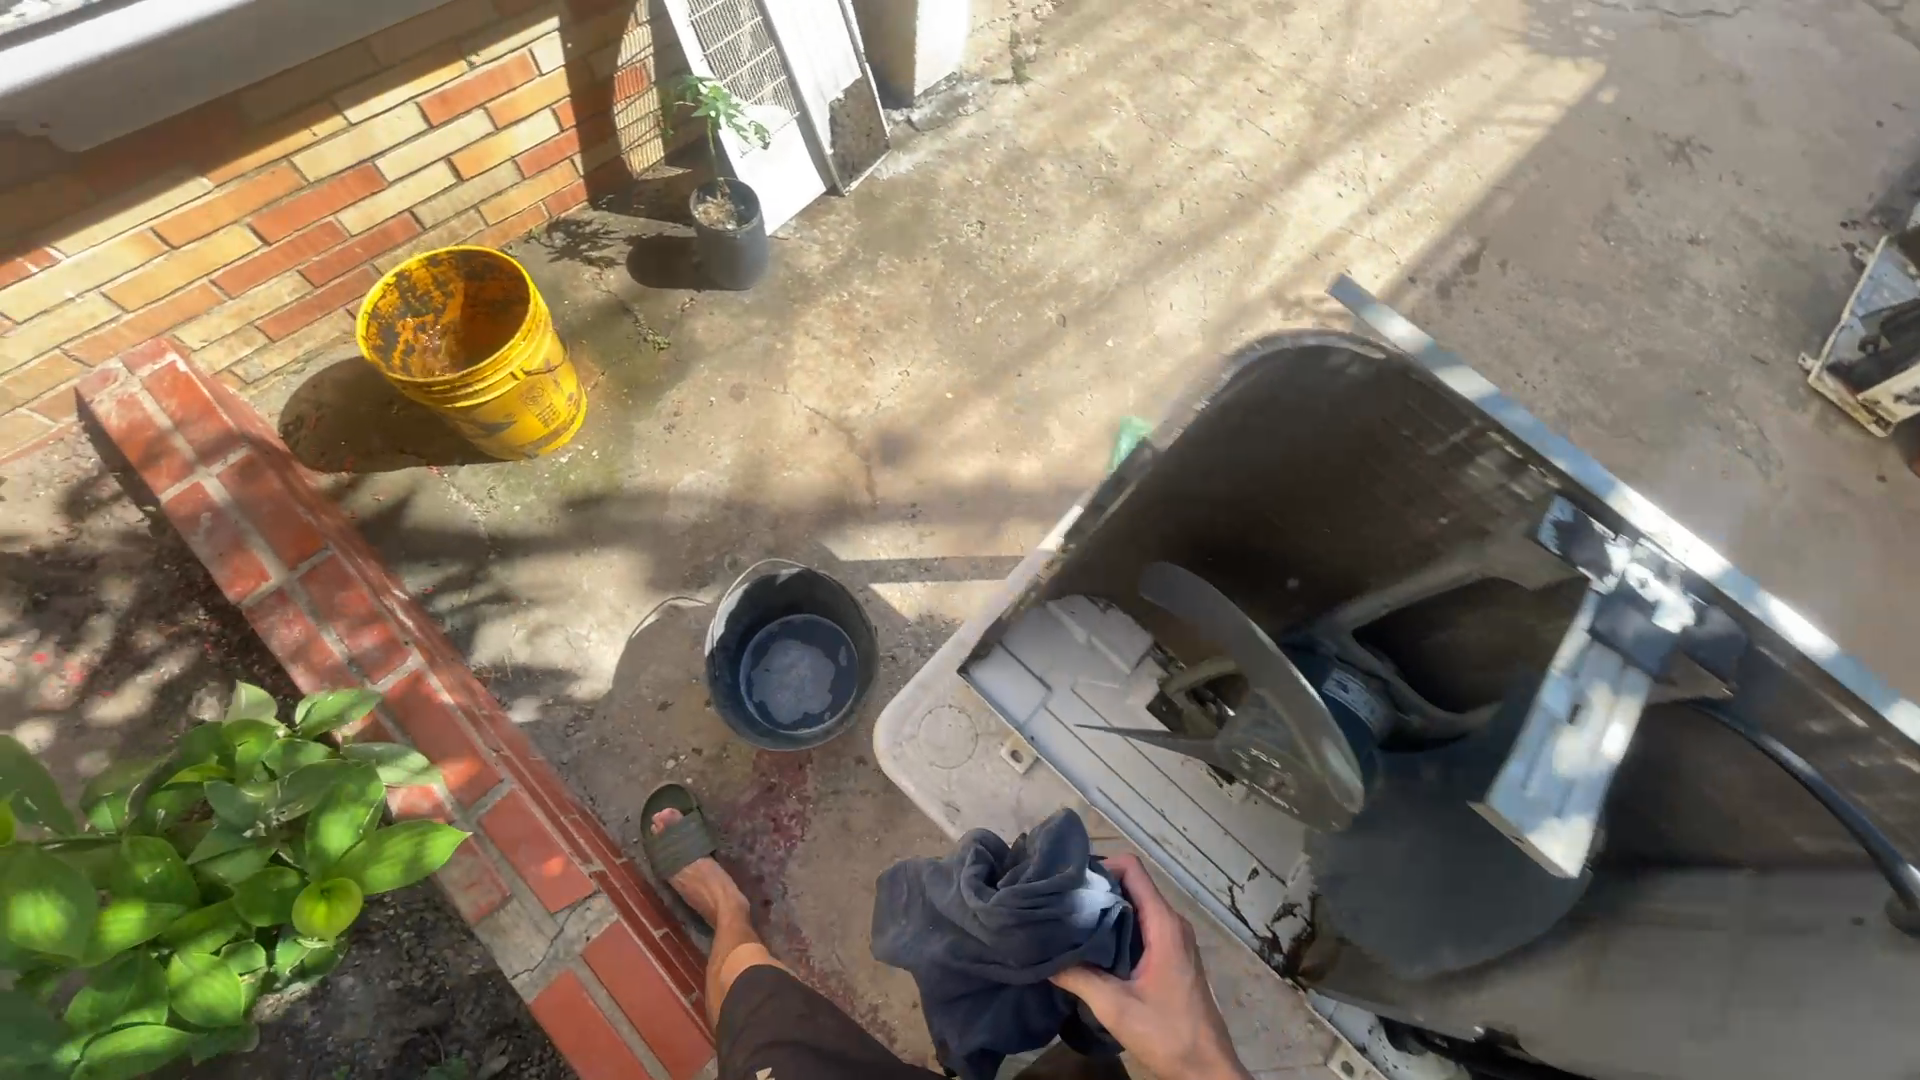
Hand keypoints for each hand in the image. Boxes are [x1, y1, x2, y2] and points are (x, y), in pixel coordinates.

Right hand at [1050, 854, 1250, 1079]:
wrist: (1208, 1070)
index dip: (1102, 866)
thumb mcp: (1116, 1008)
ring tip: (1073, 920)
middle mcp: (1172, 922)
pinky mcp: (1173, 953)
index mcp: (1163, 924)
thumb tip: (1044, 957)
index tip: (1072, 882)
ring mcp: (1175, 937)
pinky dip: (1118, 925)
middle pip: (1132, 883)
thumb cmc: (1168, 1034)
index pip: (1132, 868)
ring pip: (1136, 904)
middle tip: (1064, 901)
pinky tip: (1094, 944)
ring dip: (1107, 908)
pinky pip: (1143, 923)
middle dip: (1098, 888)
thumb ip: (1078, 977)